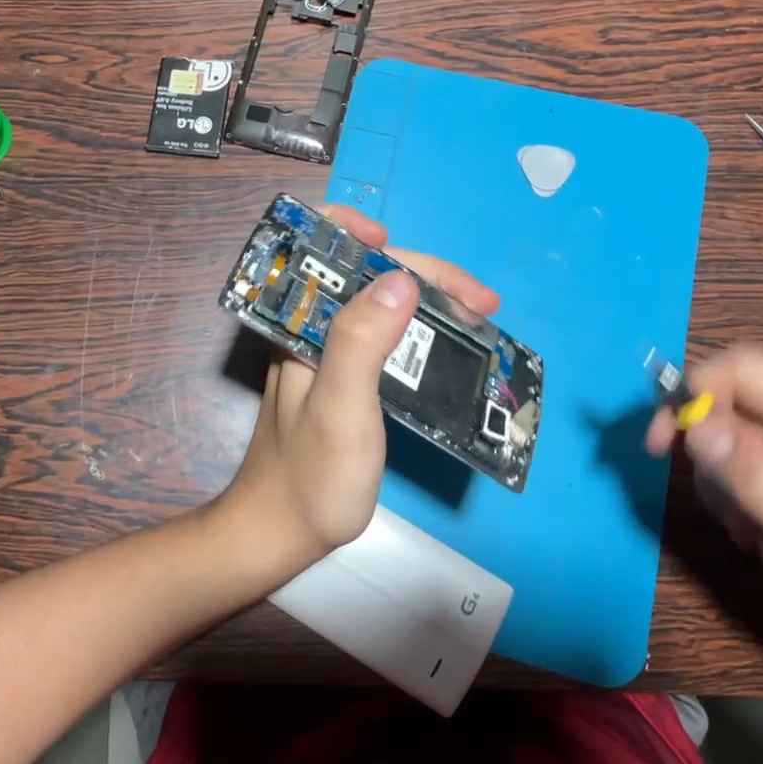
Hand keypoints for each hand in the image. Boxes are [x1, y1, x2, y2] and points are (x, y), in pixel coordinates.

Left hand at [214, 204, 499, 576]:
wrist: (279, 534)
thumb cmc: (310, 476)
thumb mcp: (340, 408)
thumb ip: (361, 342)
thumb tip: (400, 278)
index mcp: (297, 325)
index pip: (315, 251)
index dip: (347, 229)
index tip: (394, 239)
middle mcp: (308, 331)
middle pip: (360, 274)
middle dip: (420, 272)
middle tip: (482, 300)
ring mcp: (326, 355)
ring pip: (376, 304)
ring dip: (428, 299)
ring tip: (480, 314)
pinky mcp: (342, 379)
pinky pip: (381, 336)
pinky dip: (419, 329)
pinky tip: (449, 342)